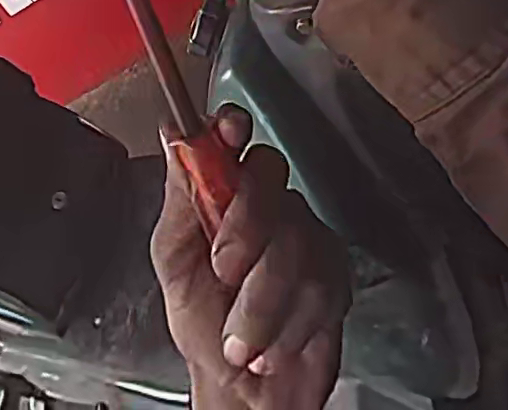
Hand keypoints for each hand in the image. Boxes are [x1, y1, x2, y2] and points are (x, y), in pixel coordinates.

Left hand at [151, 109, 348, 408]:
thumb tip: (174, 134)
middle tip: (224, 269)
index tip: (229, 131)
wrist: (241, 390)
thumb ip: (180, 195)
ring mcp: (302, 228)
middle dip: (246, 224)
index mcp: (221, 185)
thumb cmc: (202, 318)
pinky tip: (271, 341)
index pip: (228, 133)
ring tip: (240, 336)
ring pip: (292, 238)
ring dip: (259, 303)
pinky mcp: (333, 267)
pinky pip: (318, 282)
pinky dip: (286, 326)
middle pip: (269, 170)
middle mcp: (263, 196)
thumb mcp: (173, 257)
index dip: (230, 124)